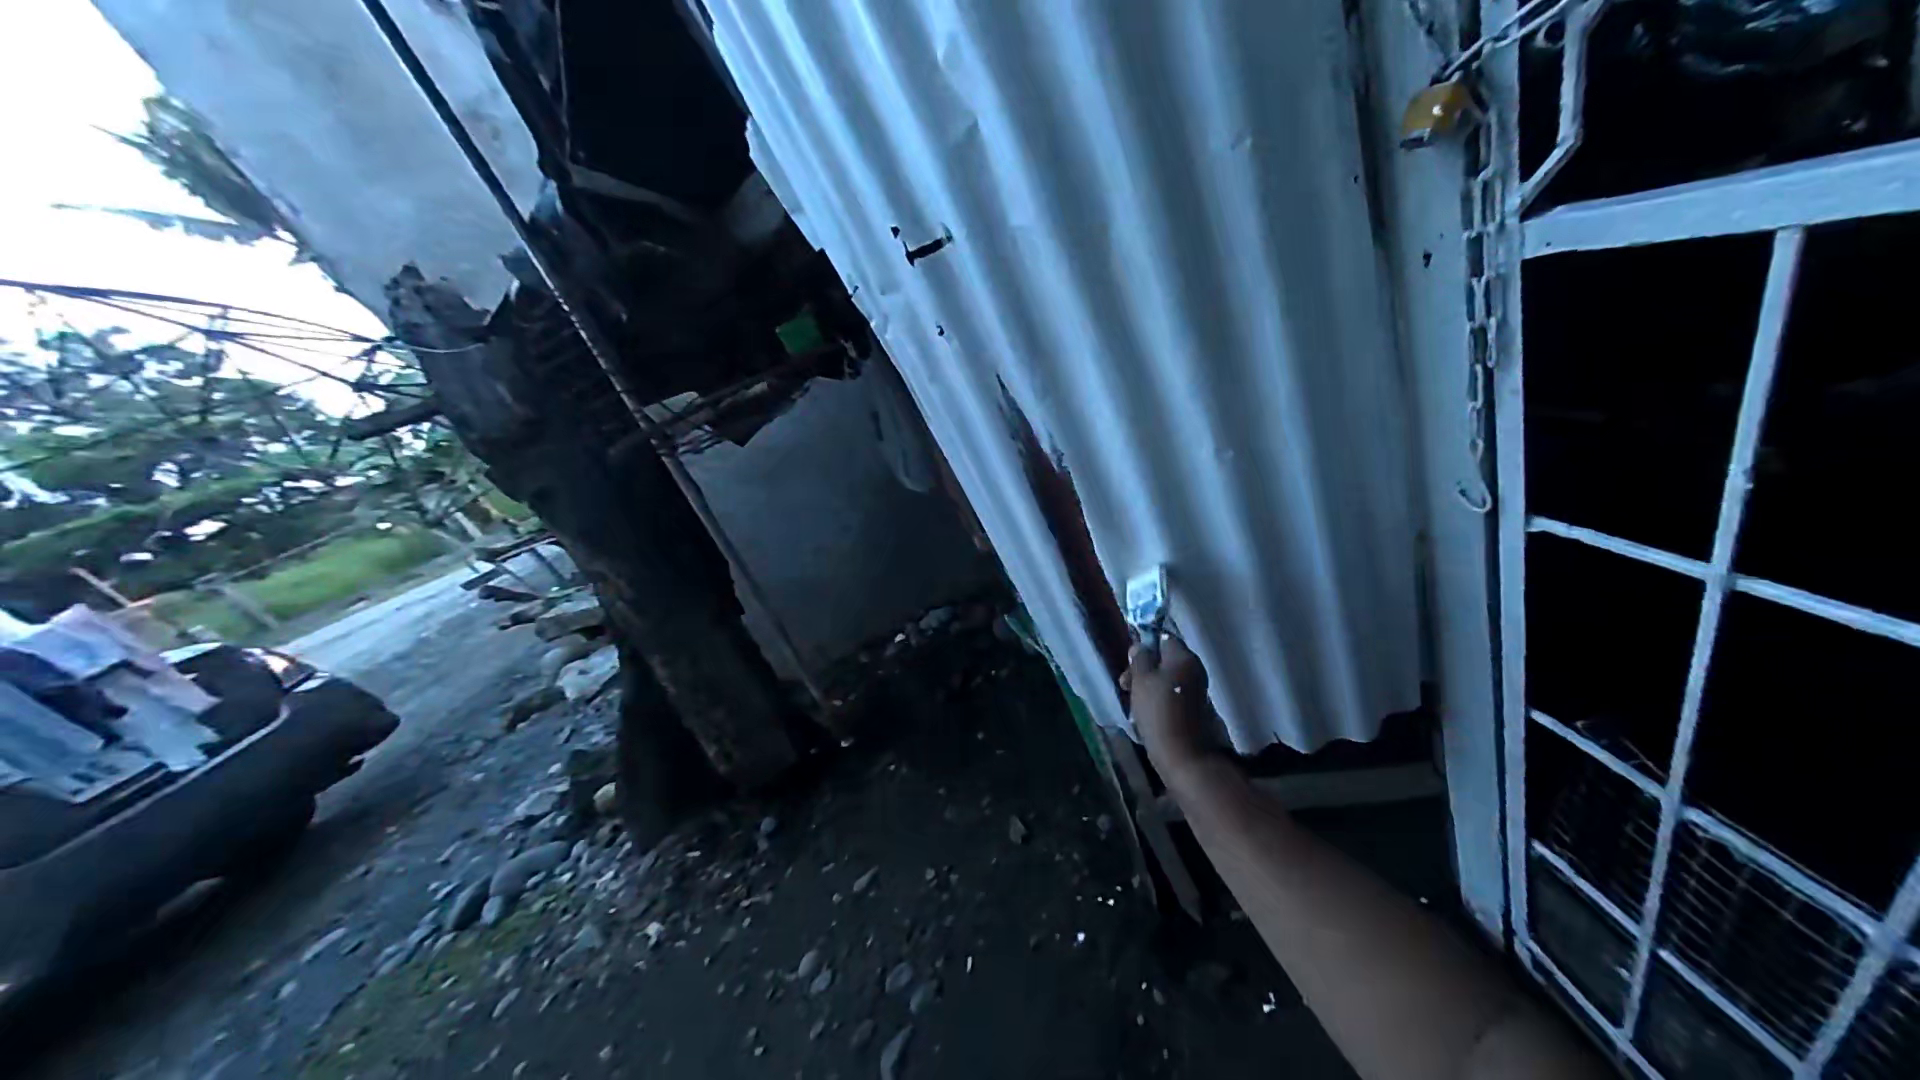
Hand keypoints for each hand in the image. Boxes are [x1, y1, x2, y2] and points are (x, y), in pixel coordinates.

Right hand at [1121, 634, 1221, 778]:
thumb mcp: (1141, 681)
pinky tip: (1144, 712)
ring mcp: (1197, 690)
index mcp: (1184, 657)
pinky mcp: (1194, 708)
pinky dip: (1158, 698)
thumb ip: (1140, 658)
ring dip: (1148, 685)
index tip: (1129, 661)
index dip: (1144, 645)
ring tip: (1132, 701)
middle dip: (1143, 668)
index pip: (1164, 637)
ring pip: (1167, 678)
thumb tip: (1139, 645)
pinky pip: (1172, 694)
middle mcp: (1194, 669)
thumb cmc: (1159, 712)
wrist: (1184, 756)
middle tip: (1124, 684)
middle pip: (1165, 659)